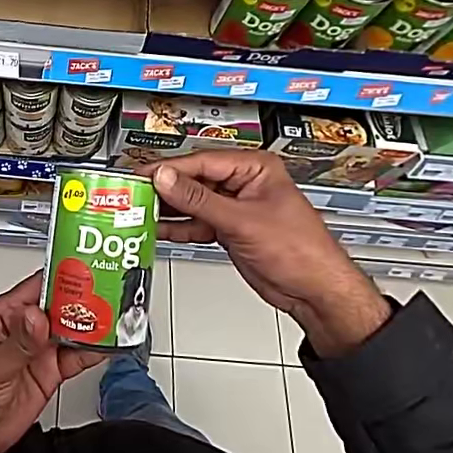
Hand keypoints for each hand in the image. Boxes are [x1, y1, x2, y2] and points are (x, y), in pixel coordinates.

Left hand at [0, 272, 106, 452]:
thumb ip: (18, 342)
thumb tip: (36, 316)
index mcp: (7, 314)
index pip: (39, 286)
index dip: (63, 275)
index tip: (87, 270)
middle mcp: (27, 327)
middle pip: (62, 305)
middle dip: (86, 298)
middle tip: (111, 293)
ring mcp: (41, 349)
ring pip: (74, 329)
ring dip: (93, 324)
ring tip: (116, 317)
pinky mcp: (51, 372)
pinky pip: (78, 357)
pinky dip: (94, 351)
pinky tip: (108, 346)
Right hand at [147, 151, 389, 357]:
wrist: (316, 292)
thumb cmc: (302, 251)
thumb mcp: (242, 220)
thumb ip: (199, 199)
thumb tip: (167, 178)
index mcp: (254, 168)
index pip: (202, 161)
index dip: (170, 169)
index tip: (144, 175)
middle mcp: (244, 183)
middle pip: (194, 180)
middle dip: (166, 189)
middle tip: (136, 193)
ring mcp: (235, 207)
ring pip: (193, 202)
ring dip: (169, 209)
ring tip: (142, 210)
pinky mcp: (229, 229)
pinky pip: (197, 222)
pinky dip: (180, 227)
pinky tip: (161, 229)